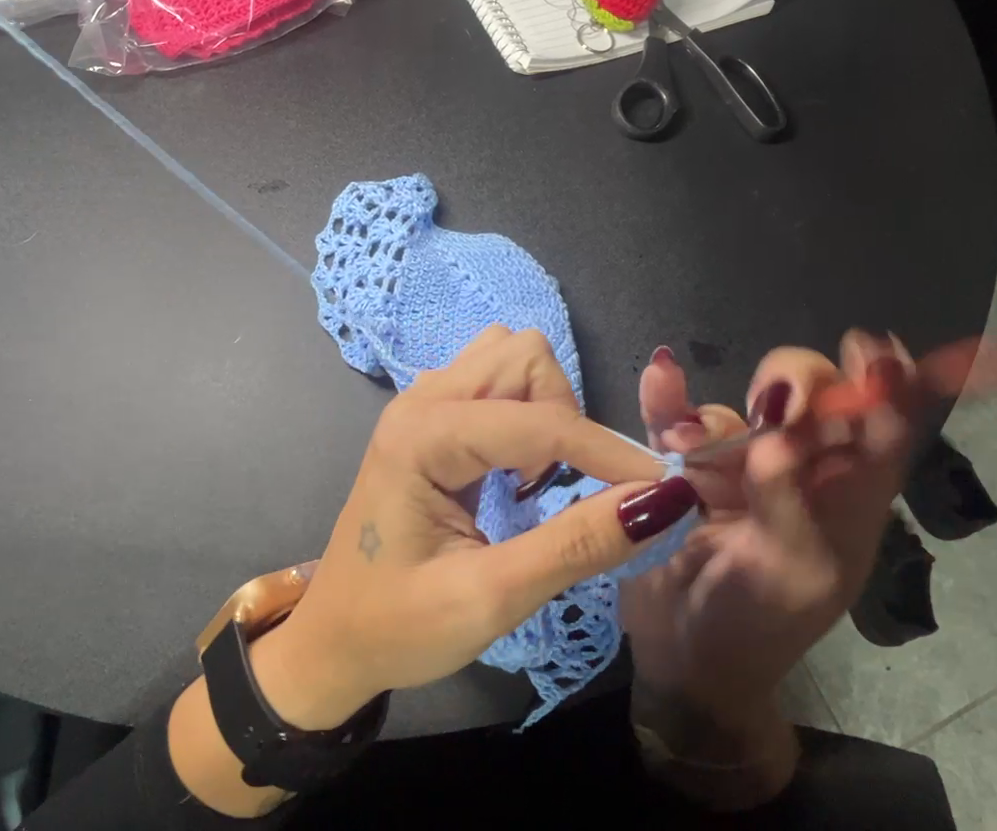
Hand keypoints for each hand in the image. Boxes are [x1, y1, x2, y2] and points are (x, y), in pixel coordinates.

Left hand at [249, 325, 702, 730]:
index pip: (541, 421)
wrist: (334, 640)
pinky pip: (495, 381)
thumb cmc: (399, 627)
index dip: (609, 454)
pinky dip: (526, 413)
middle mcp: (421, 401)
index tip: (663, 493)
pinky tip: (515, 470)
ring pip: (511, 358)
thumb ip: (576, 545)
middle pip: (524, 356)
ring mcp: (421, 403)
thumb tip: (662, 501)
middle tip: (560, 490)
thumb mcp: (490, 598)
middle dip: (565, 416)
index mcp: (423, 436)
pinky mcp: (430, 418)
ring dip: (545, 409)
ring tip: (535, 480)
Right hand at [620, 331, 926, 801]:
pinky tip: (661, 374)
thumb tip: (774, 438)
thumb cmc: (754, 625)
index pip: (882, 428)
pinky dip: (668, 398)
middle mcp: (800, 472)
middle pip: (813, 399)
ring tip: (683, 445)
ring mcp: (739, 467)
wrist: (682, 657)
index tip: (873, 347)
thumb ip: (788, 504)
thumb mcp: (789, 575)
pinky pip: (678, 420)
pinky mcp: (685, 468)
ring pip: (744, 408)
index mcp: (847, 500)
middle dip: (797, 389)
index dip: (887, 383)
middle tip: (771, 409)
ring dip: (721, 415)